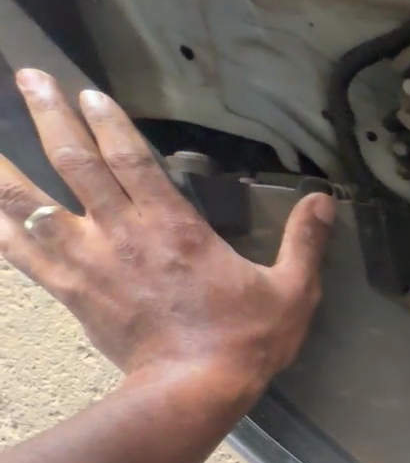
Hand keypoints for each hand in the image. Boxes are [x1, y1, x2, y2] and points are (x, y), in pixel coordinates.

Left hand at [0, 69, 333, 412]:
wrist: (198, 383)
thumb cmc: (251, 337)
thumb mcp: (294, 291)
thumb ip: (305, 243)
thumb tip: (324, 201)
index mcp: (175, 227)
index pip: (132, 159)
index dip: (109, 122)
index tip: (89, 94)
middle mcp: (121, 230)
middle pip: (74, 161)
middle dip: (50, 115)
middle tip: (31, 79)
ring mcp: (85, 257)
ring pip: (24, 196)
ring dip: (0, 160)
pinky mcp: (65, 285)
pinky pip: (14, 245)